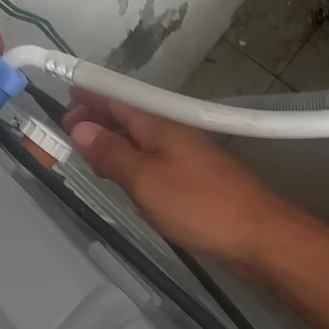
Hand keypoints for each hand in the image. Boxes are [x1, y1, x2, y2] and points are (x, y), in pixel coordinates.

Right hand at [64, 90, 294, 265]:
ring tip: (89, 151)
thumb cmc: (200, 205)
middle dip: (97, 118)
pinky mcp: (195, 178)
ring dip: (113, 139)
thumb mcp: (145, 180)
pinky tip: (126, 177)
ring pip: (140, 138)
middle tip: (69, 128)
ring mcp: (186, 154)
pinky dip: (131, 159)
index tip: (67, 92)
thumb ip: (111, 154)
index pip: (117, 98)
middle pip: (128, 116)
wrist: (261, 236)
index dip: (92, 94)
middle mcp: (171, 131)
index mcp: (158, 124)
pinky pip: (152, 158)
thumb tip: (81, 128)